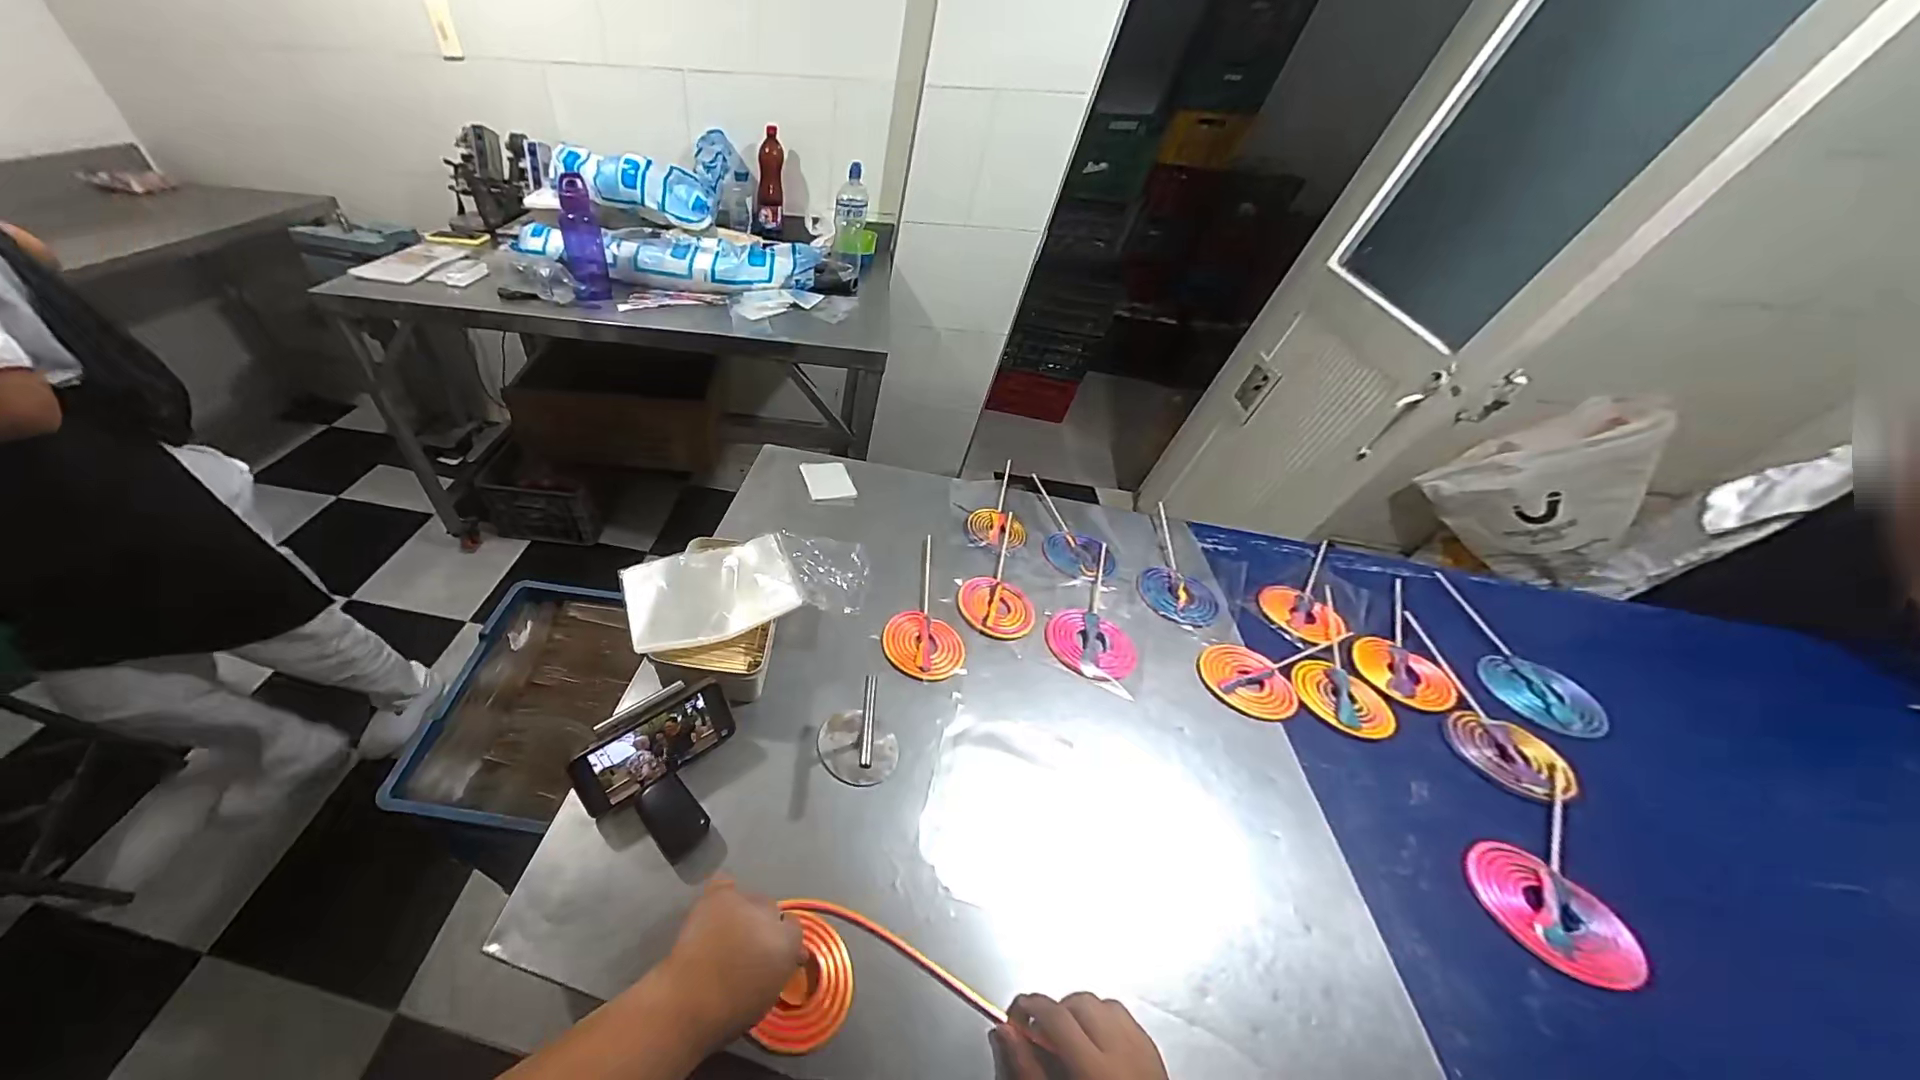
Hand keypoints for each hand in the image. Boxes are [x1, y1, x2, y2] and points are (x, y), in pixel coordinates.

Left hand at [661, 875, 804, 1047]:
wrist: (686, 1004)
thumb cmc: (728, 1013)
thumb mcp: (767, 996)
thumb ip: (781, 968)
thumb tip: (791, 955)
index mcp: (788, 943)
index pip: (793, 927)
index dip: (779, 940)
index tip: (766, 954)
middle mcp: (771, 916)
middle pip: (771, 910)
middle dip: (761, 925)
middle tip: (743, 946)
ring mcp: (744, 902)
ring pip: (750, 899)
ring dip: (742, 912)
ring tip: (723, 932)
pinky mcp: (718, 897)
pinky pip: (725, 882)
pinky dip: (723, 891)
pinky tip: (716, 905)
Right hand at [992, 993, 1168, 1079]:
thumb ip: (1028, 1069)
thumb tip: (1006, 1033)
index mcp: (1096, 1071)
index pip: (1055, 1015)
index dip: (1030, 1007)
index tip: (1017, 1014)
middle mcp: (1123, 1053)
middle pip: (1079, 1002)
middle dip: (1056, 1012)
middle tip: (1041, 1034)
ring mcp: (1142, 1050)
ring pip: (1104, 1004)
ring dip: (1082, 1014)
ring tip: (1069, 1039)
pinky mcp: (1153, 1052)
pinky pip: (1125, 1018)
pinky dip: (1106, 1021)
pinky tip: (1096, 1044)